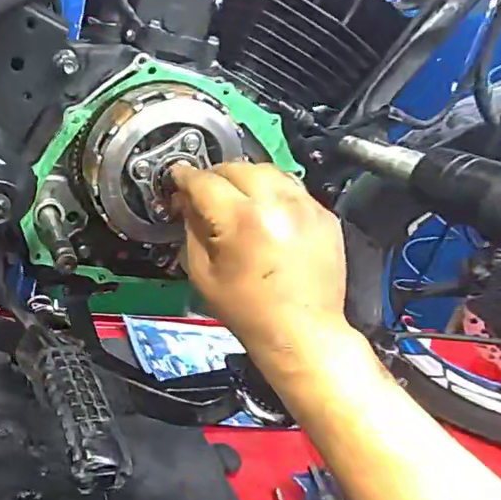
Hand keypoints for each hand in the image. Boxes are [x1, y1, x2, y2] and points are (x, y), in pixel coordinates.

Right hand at [170, 162, 349, 357]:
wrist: (302, 332)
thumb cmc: (250, 311)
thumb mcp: (203, 274)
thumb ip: (192, 230)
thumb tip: (188, 204)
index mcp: (242, 219)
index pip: (205, 181)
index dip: (184, 178)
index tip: (177, 178)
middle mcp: (277, 204)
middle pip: (237, 167)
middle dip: (215, 176)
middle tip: (205, 193)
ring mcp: (305, 206)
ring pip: (268, 170)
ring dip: (247, 179)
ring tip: (237, 199)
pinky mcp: (323, 215)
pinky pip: (293, 188)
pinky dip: (274, 193)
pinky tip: (267, 212)